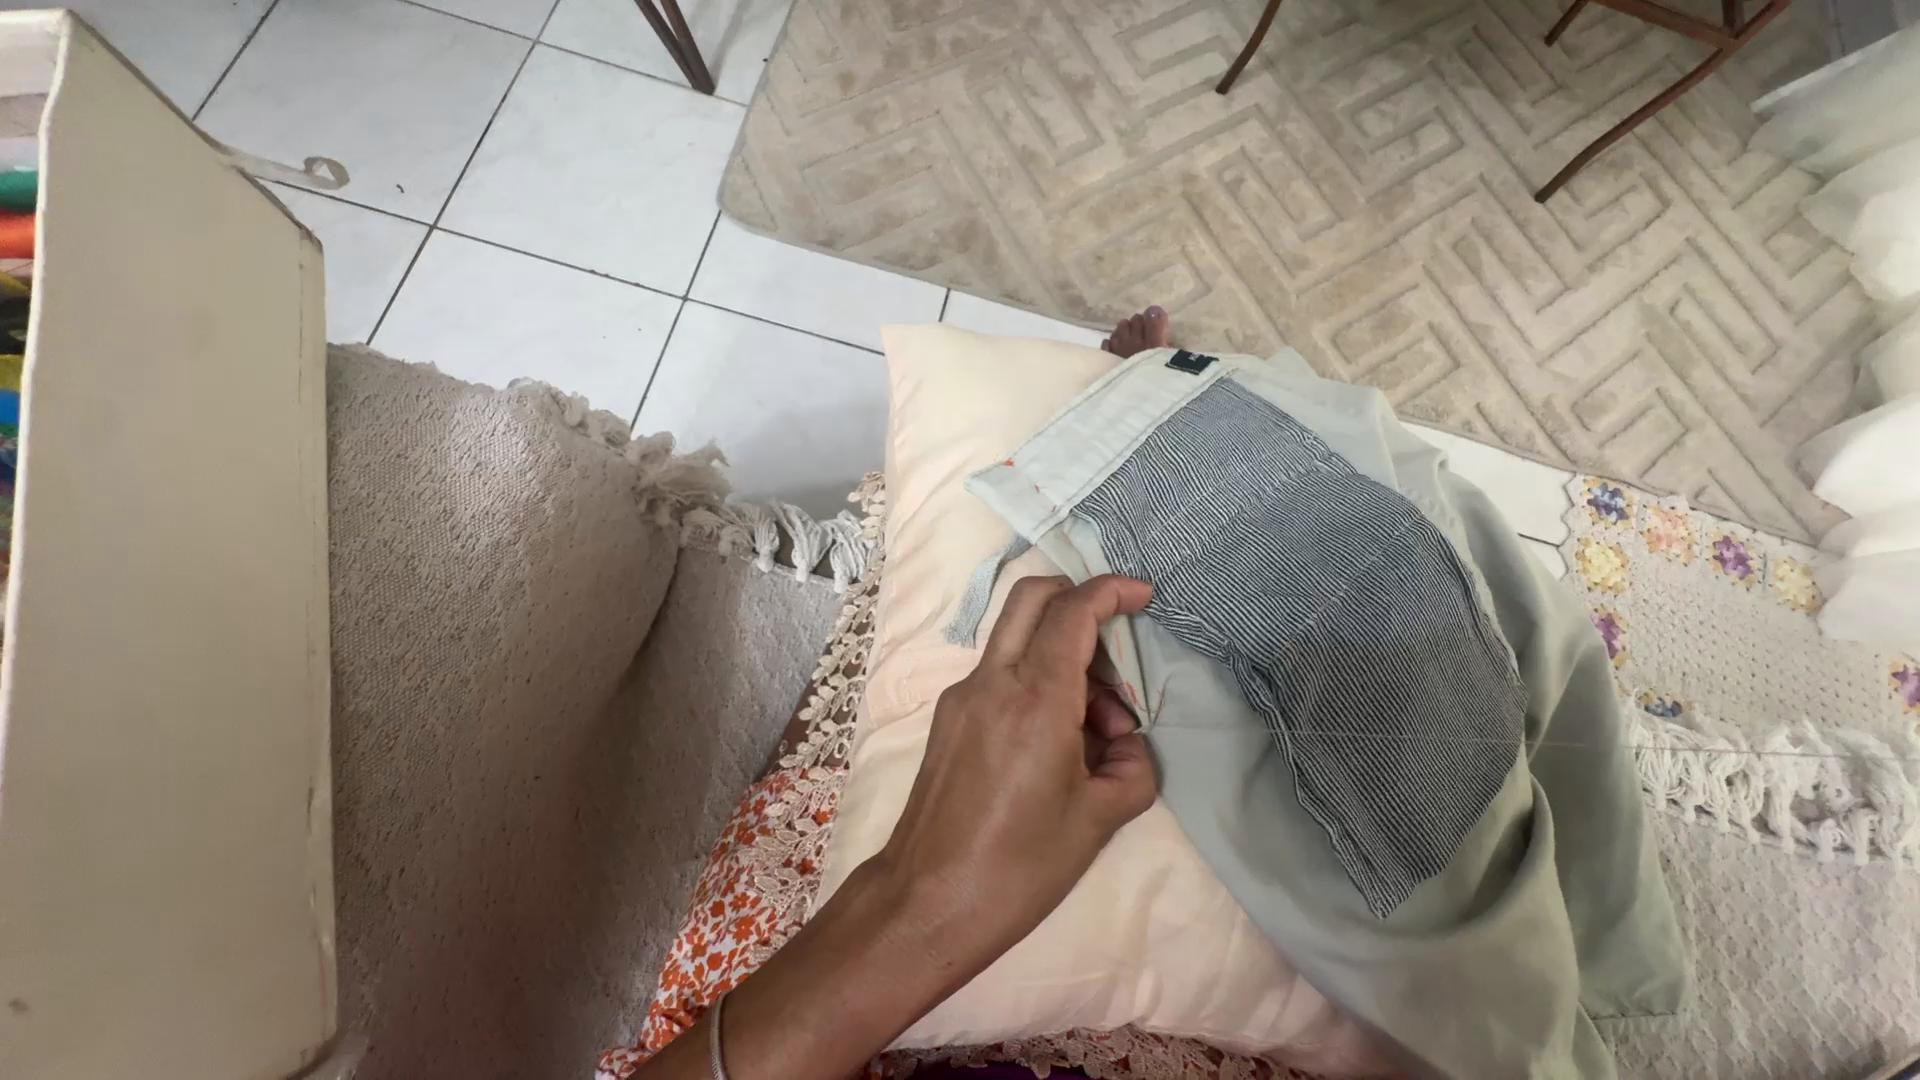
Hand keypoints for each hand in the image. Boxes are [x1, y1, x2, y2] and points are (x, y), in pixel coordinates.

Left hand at [867, 573, 1160, 970]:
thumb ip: (1132, 767)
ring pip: (1016, 636)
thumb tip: (1125, 742)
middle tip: (1114, 650)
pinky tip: (1056, 739)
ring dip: (1062, 652)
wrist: (927, 900)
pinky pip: (1000, 672)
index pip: (1073, 612)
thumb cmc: (1020, 866)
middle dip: (1079, 600)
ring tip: (1096, 728)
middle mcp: (992, 681)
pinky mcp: (949, 717)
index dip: (1111, 590)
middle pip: (1032, 598)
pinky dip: (1035, 679)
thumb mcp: (1098, 820)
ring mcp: (962, 696)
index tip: (1142, 595)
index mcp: (1035, 699)